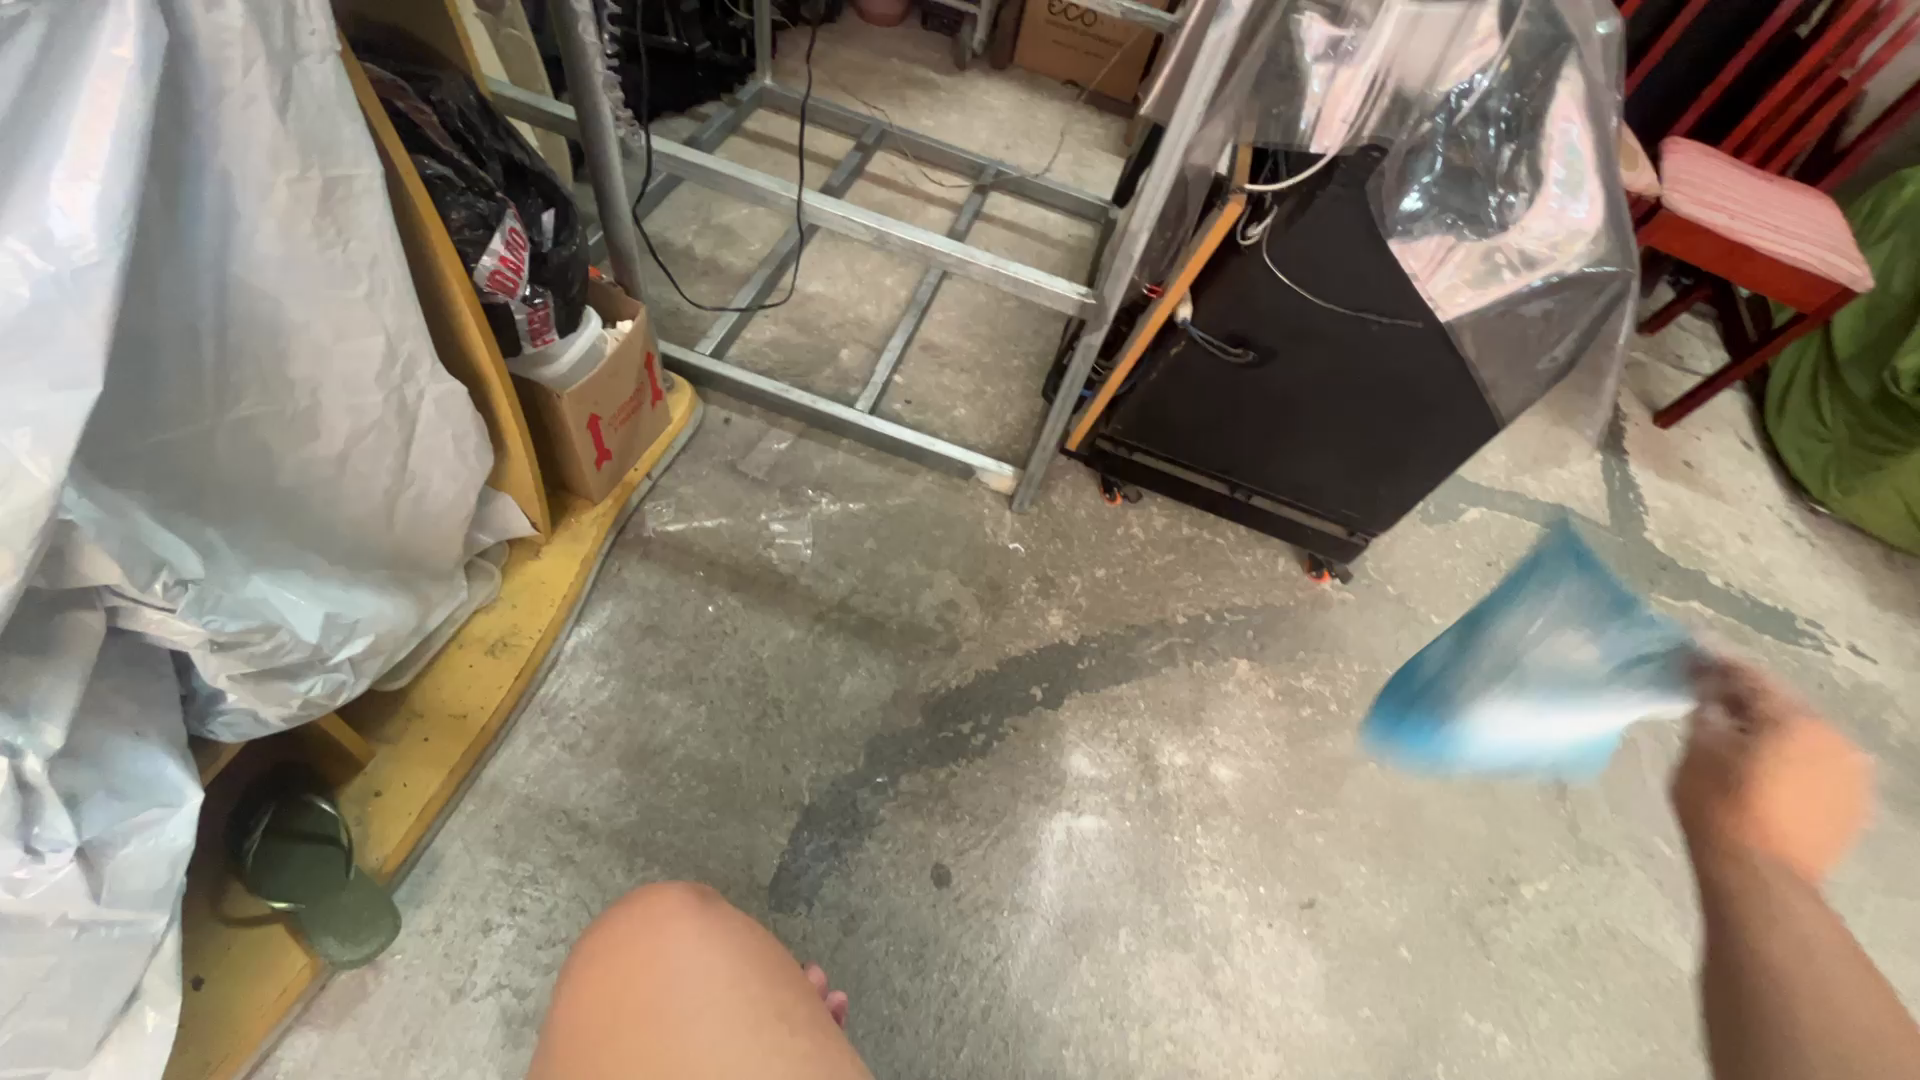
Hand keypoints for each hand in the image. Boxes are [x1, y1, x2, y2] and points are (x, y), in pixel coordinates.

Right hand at [1672, 655, 1871, 885]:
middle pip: (1781, 705)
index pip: (1751, 678)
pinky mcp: (1852, 798)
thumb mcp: (1699, 748)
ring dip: (1766, 725)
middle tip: (1704, 689)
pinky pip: (1814, 760)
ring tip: (1730, 727)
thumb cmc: (1718, 804)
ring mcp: (1851, 772)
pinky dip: (1785, 752)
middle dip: (1743, 696)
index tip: (1690, 652)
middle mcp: (1836, 739)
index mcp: (1796, 721)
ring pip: (1800, 734)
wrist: (1761, 872)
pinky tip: (1758, 760)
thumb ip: (1707, 710)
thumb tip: (1709, 686)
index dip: (1716, 663)